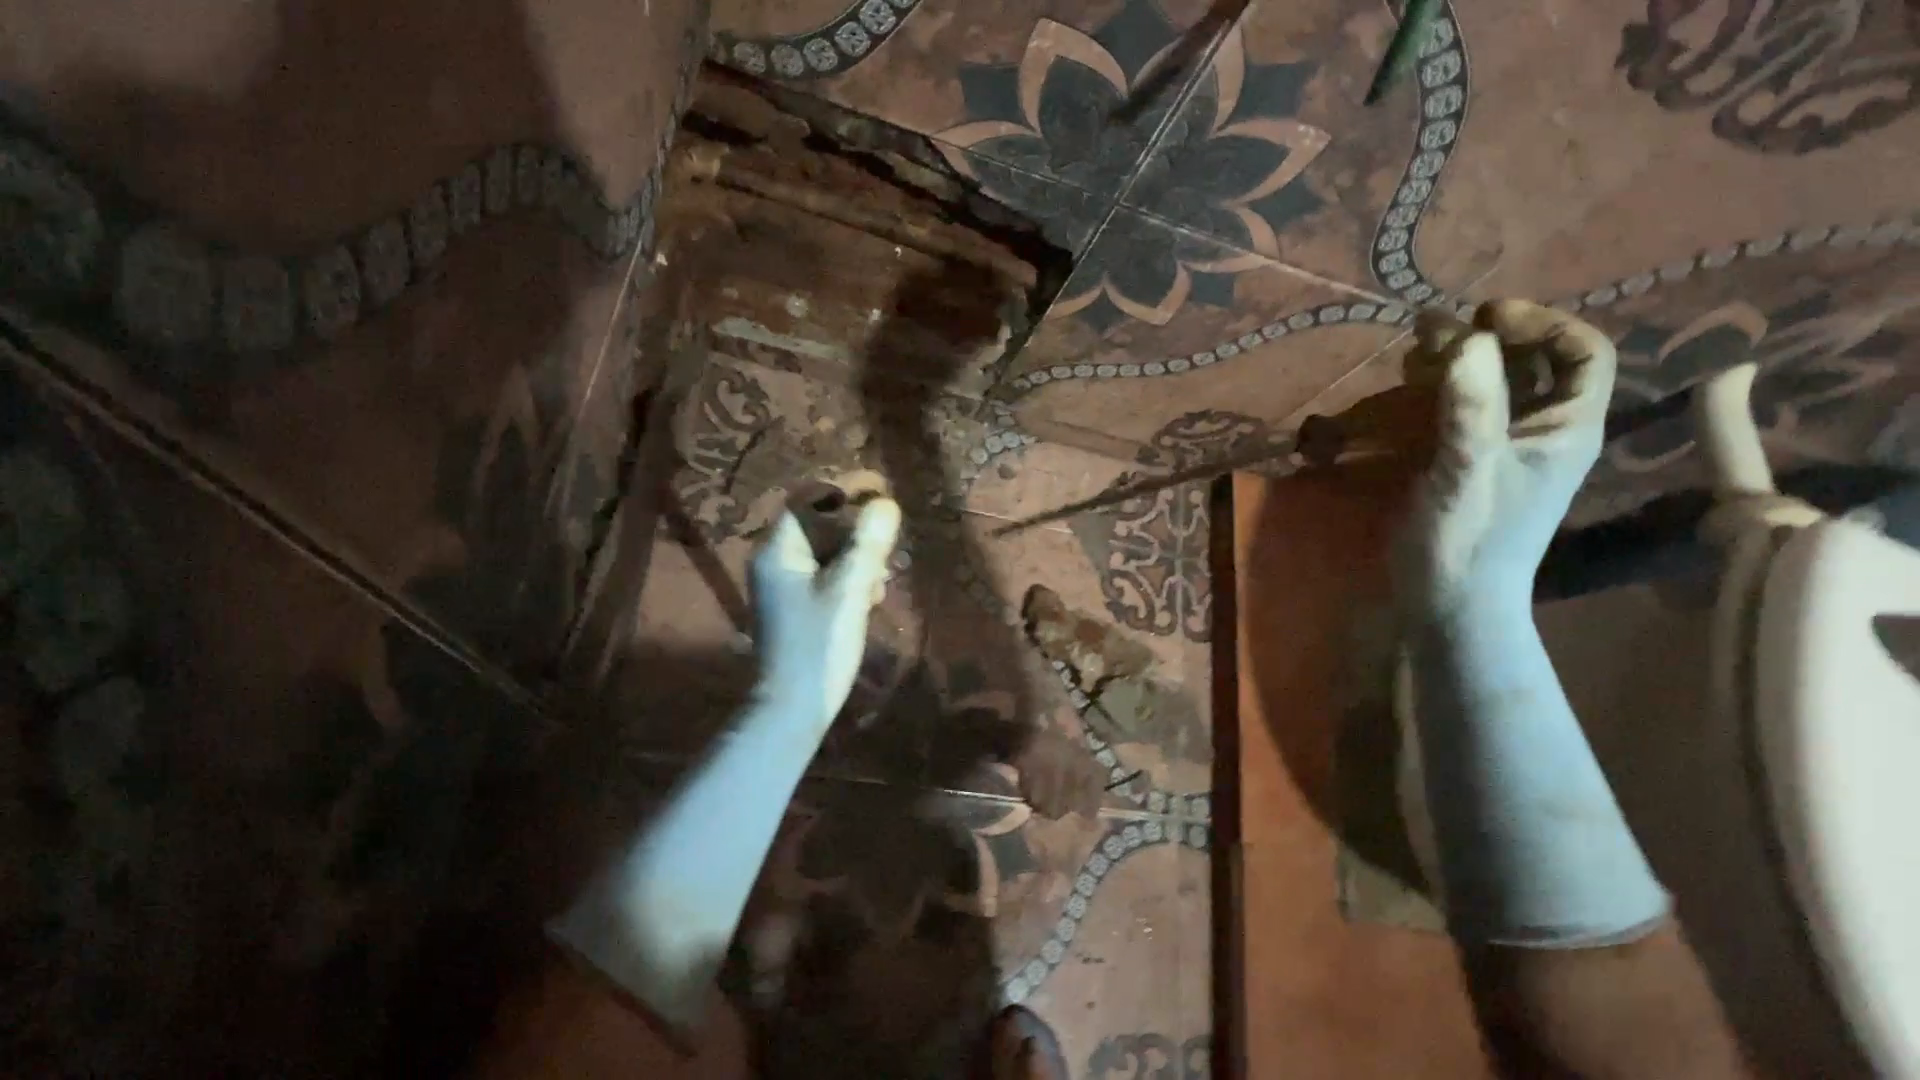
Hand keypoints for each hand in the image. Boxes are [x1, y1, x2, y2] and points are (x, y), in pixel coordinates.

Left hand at [748, 497, 901, 730]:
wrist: (792, 708)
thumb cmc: (818, 645)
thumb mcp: (849, 590)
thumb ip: (867, 544)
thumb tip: (885, 503)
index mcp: (778, 551)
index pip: (808, 504)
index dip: (843, 498)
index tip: (879, 503)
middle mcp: (774, 563)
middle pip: (819, 528)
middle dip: (856, 535)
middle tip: (887, 552)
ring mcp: (783, 587)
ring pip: (825, 554)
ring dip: (856, 559)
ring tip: (881, 581)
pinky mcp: (795, 609)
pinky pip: (824, 578)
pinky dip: (848, 580)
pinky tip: (869, 598)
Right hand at [1395, 299, 1617, 618]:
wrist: (1447, 606)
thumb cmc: (1470, 542)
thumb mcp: (1470, 470)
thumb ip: (1473, 405)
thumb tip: (1466, 335)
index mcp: (1565, 429)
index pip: (1582, 353)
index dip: (1542, 323)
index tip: (1485, 317)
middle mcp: (1539, 432)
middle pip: (1531, 362)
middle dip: (1485, 339)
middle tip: (1431, 334)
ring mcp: (1500, 449)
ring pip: (1491, 384)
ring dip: (1455, 362)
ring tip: (1413, 357)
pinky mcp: (1463, 464)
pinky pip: (1457, 412)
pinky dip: (1433, 393)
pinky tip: (1403, 391)